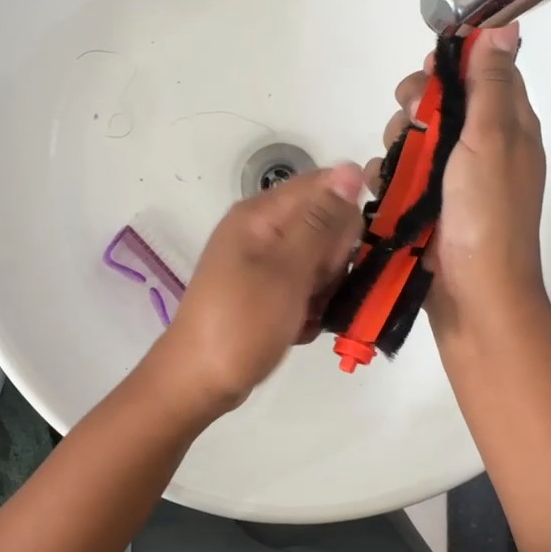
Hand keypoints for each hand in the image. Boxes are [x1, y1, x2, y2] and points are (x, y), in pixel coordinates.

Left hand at [145, 163, 366, 417]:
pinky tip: (298, 328)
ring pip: (319, 263)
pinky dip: (309, 310)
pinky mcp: (264, 294)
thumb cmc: (242, 323)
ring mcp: (262, 265)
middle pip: (325, 226)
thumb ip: (320, 220)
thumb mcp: (287, 269)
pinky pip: (304, 290)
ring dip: (325, 291)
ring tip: (306, 315)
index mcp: (260, 215)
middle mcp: (260, 232)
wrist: (199, 381)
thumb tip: (351, 170)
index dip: (346, 216)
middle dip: (335, 261)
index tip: (347, 253)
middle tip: (318, 290)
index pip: (324, 186)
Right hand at [374, 23, 547, 331]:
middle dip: (416, 108)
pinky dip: (384, 181)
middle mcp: (482, 152)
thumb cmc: (486, 215)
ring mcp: (452, 185)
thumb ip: (490, 84)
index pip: (485, 74)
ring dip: (396, 146)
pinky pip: (397, 181)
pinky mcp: (425, 212)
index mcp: (509, 128)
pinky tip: (377, 190)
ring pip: (414, 143)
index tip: (428, 69)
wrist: (472, 296)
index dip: (455, 65)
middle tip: (407, 120)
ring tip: (391, 168)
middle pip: (443, 108)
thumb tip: (505, 25)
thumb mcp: (491, 140)